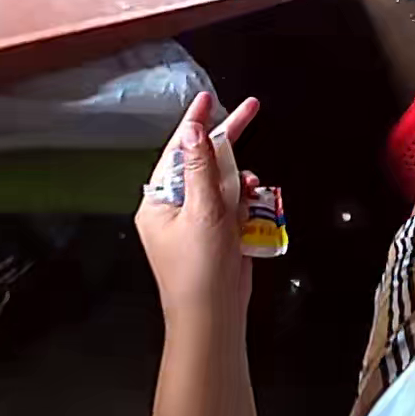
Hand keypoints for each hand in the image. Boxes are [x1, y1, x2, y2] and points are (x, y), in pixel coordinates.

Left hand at [136, 92, 261, 328]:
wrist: (214, 317)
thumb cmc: (200, 269)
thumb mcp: (203, 211)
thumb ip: (202, 167)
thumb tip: (195, 131)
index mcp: (160, 202)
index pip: (178, 151)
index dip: (195, 122)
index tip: (208, 98)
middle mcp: (176, 207)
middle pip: (204, 162)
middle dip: (228, 142)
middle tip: (250, 109)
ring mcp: (198, 220)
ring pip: (224, 183)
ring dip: (241, 182)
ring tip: (252, 188)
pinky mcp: (218, 232)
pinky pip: (234, 204)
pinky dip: (246, 202)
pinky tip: (254, 207)